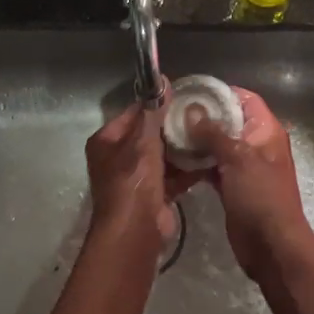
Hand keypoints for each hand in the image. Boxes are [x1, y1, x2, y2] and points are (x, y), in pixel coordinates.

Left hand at [85, 99, 197, 250]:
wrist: (136, 232)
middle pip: (148, 135)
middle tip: (198, 114)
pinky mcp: (153, 195)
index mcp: (106, 142)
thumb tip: (165, 81)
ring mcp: (136, 178)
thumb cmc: (132, 180)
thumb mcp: (143, 141)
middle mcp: (118, 158)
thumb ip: (154, 112)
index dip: (155, 105)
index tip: (181, 96)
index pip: (133, 114)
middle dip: (171, 127)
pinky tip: (207, 157)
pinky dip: (186, 169)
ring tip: (206, 132)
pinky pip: (171, 176)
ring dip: (181, 148)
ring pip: (162, 156)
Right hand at [185, 87, 313, 276]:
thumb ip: (214, 133)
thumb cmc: (261, 197)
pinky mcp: (232, 187)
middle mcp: (256, 144)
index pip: (244, 99)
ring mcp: (244, 167)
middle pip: (228, 121)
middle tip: (173, 112)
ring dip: (197, 141)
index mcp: (266, 131)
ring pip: (218, 145)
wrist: (272, 248)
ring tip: (168, 132)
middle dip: (203, 117)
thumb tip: (192, 109)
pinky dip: (197, 163)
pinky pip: (213, 166)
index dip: (221, 92)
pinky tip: (174, 159)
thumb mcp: (238, 159)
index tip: (192, 91)